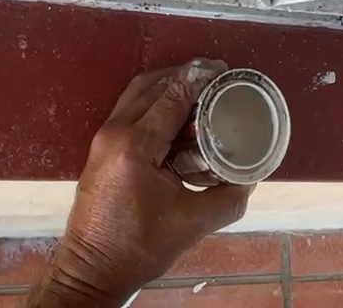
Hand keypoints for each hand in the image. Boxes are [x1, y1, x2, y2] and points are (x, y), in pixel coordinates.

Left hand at [28, 59, 253, 307]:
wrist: (91, 273)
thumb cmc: (137, 248)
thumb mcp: (192, 224)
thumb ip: (228, 197)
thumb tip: (251, 176)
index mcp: (136, 145)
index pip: (173, 95)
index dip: (200, 78)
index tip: (223, 70)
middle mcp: (115, 132)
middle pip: (154, 85)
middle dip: (186, 75)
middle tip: (215, 76)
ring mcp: (104, 138)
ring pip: (138, 92)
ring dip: (168, 84)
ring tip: (198, 89)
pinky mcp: (101, 147)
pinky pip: (130, 108)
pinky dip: (154, 100)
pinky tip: (176, 113)